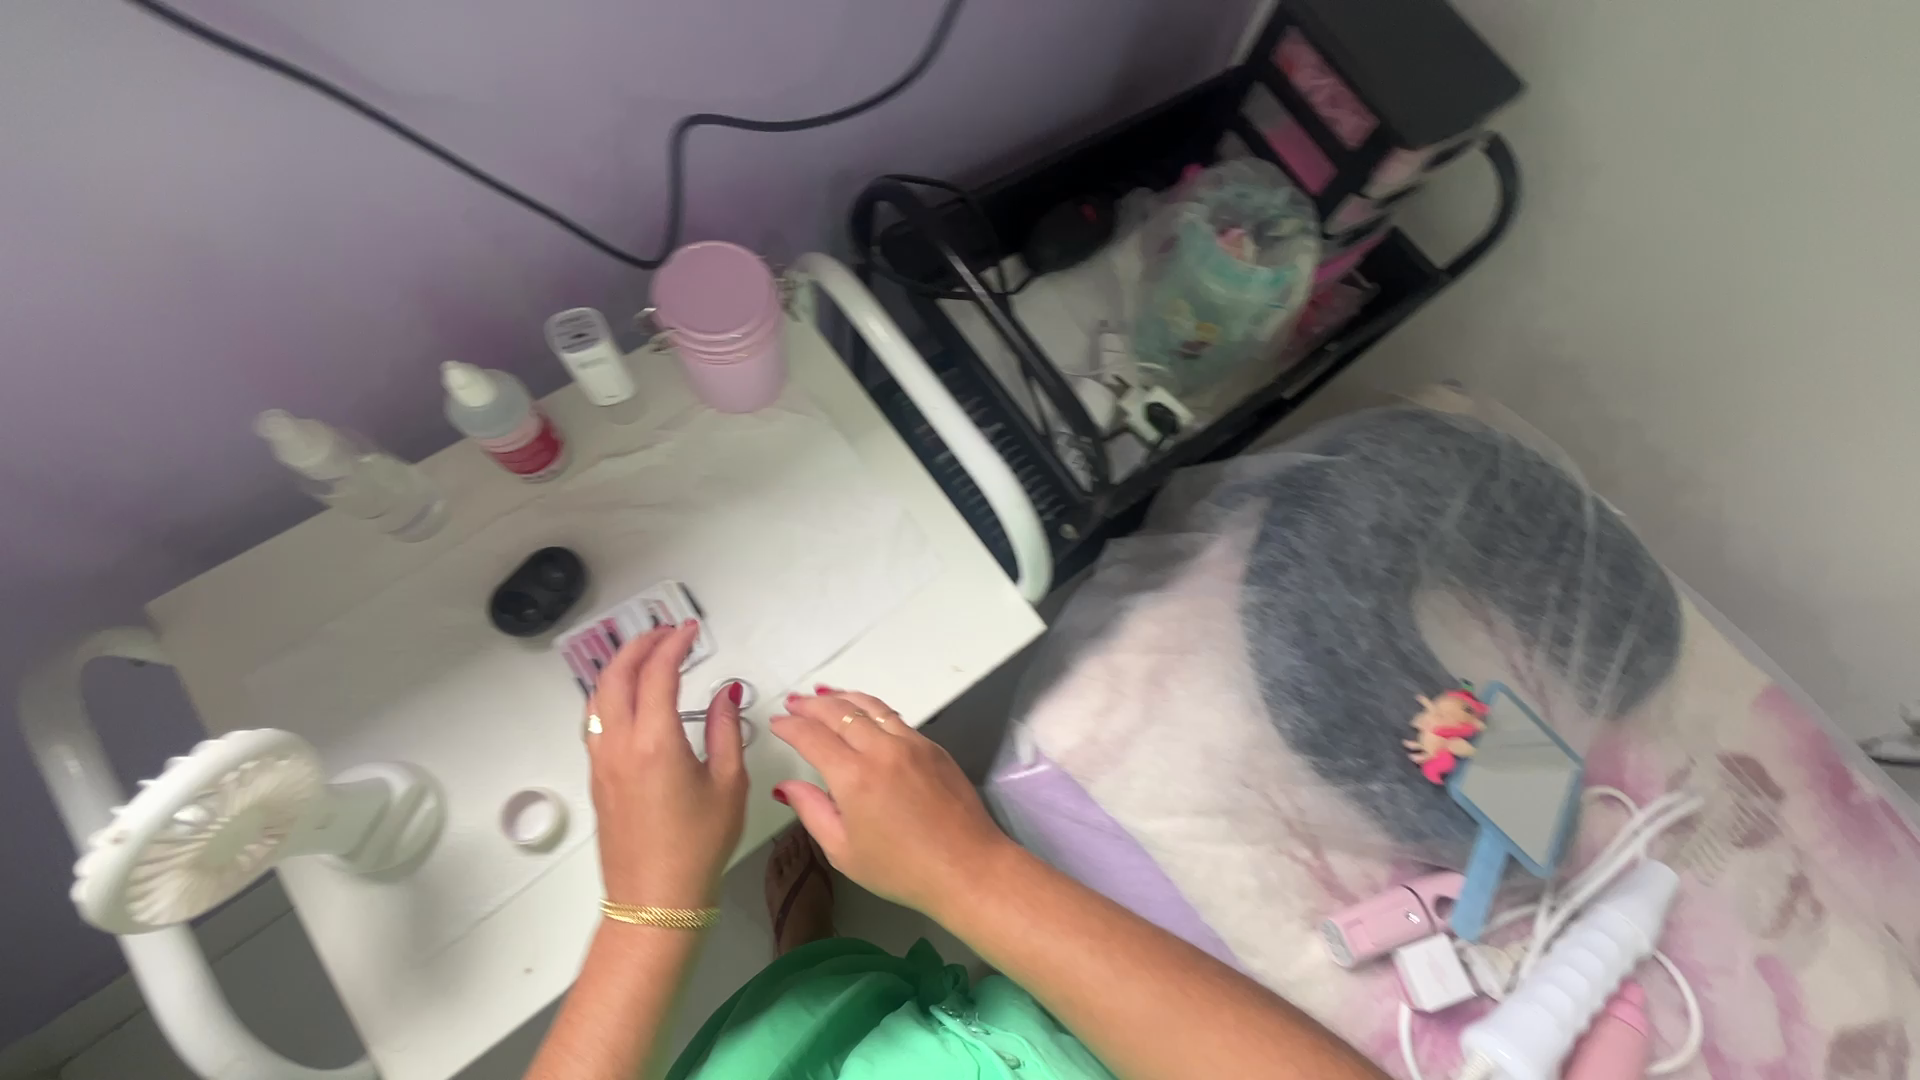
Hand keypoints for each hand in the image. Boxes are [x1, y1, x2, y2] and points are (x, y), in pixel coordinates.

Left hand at [584, 621, 746, 908]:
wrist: (655, 899)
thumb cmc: (701, 843)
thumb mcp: (729, 783)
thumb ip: (727, 729)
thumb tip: (727, 692)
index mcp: (655, 741)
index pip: (658, 673)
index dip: (674, 645)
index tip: (691, 630)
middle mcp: (619, 743)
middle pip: (616, 675)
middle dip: (639, 645)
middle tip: (666, 633)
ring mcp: (601, 760)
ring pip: (598, 696)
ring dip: (619, 666)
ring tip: (645, 654)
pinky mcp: (597, 777)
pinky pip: (595, 719)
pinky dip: (609, 692)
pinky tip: (629, 695)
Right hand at [770, 688, 1014, 916]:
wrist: (966, 866)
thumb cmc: (901, 869)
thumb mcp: (844, 851)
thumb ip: (812, 811)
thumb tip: (786, 786)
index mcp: (854, 777)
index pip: (813, 737)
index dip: (791, 726)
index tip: (777, 722)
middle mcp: (882, 749)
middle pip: (841, 712)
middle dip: (812, 704)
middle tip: (794, 702)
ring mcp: (911, 743)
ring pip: (871, 706)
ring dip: (843, 697)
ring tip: (824, 693)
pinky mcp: (932, 746)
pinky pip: (894, 717)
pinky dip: (872, 708)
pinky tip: (864, 712)